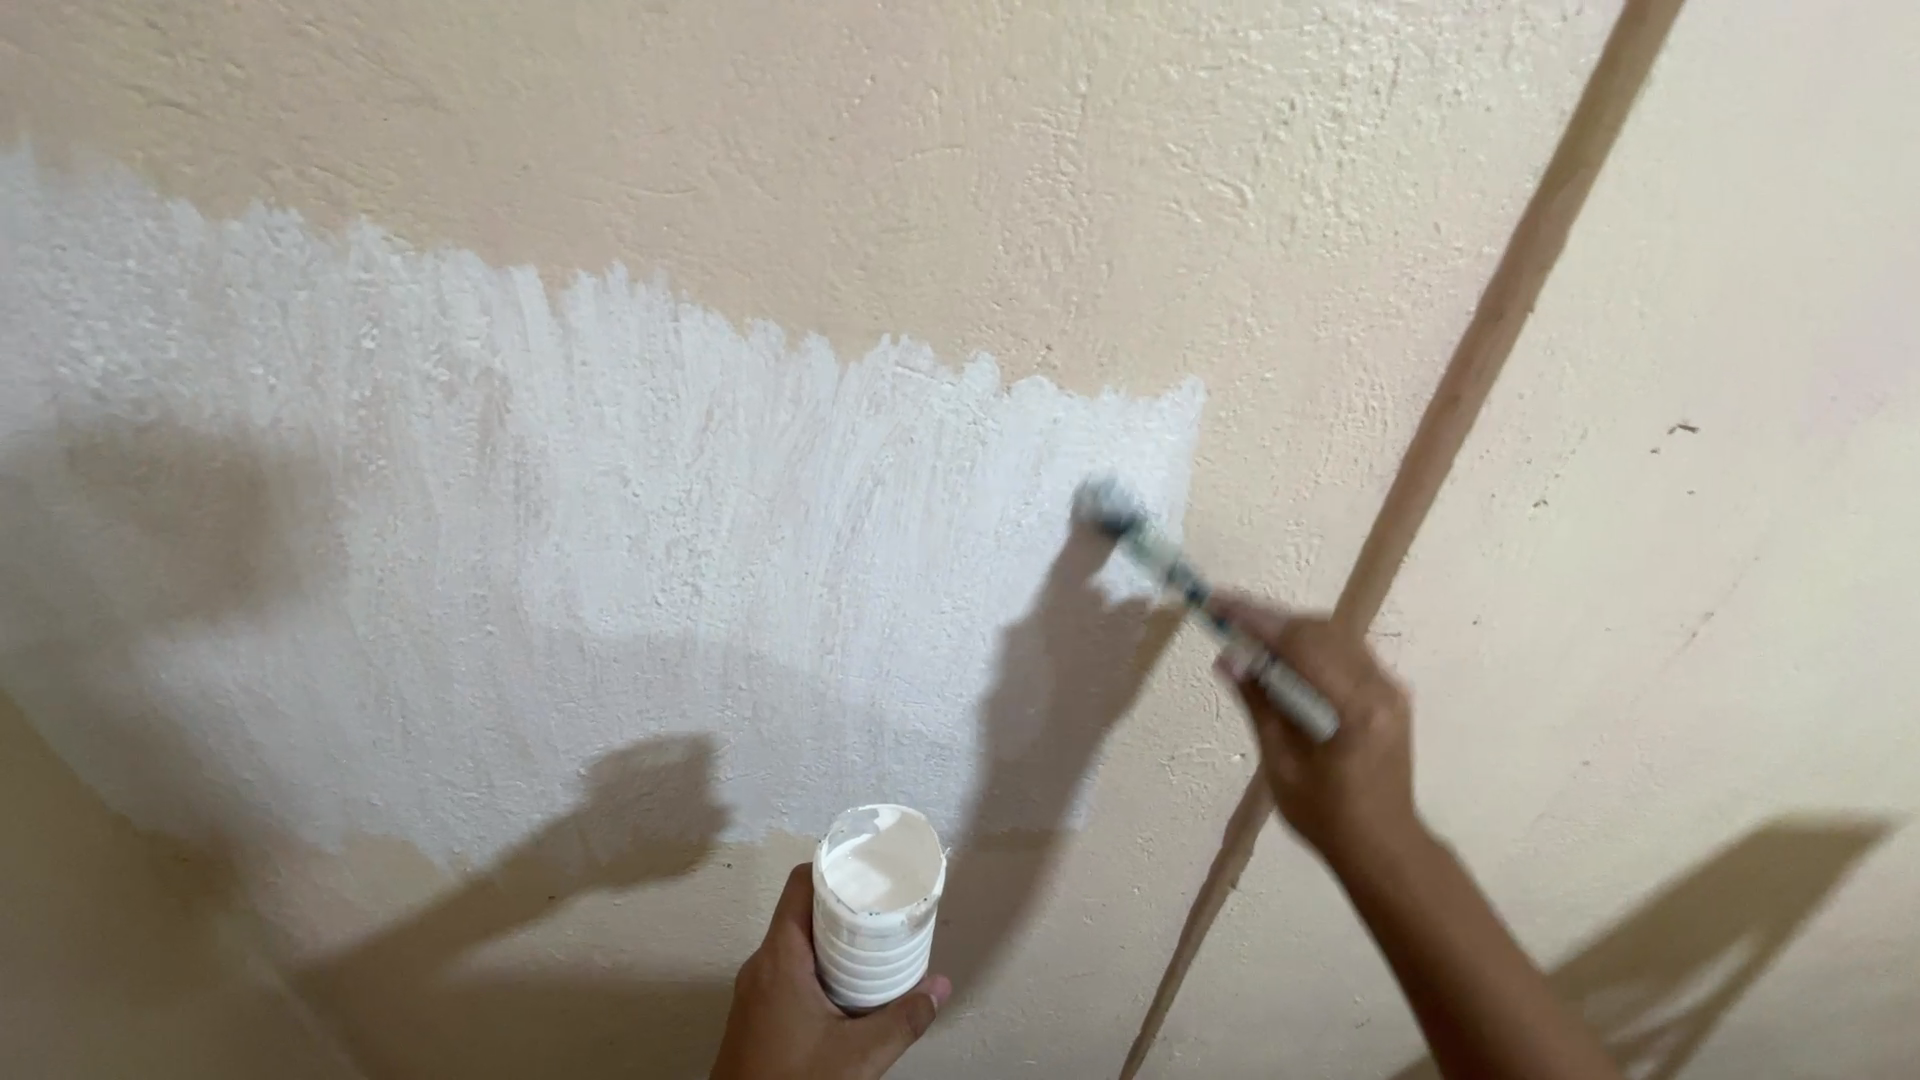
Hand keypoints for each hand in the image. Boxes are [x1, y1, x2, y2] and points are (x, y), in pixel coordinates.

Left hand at [709, 864, 951, 1079]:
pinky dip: (817, 963)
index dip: (832, 867)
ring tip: (871, 939)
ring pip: (794, 941)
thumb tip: (941, 986)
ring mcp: (754, 989)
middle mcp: (761, 964)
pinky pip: (787, 967)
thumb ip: (903, 1020)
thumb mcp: (858, 1057)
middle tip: (881, 903)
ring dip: (830, 936)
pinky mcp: (755, 1012)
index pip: (800, 884)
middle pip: (801, 910)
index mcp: (779, 957)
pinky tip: (846, 982)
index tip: (867, 866)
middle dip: (842, 904)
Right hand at [1209, 594, 1422, 864]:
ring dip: (1288, 631)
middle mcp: (1379, 687)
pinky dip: (1308, 646)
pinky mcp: (1388, 694)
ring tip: (1248, 639)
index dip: (1255, 619)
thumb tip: (1227, 658)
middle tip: (1226, 620)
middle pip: (1318, 630)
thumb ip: (1258, 703)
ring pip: (1332, 635)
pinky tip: (1281, 660)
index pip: (1300, 644)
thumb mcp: (1280, 761)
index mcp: (1353, 708)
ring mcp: (1389, 689)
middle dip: (1269, 620)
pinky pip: (1344, 652)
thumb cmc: (1324, 814)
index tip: (1218, 604)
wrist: (1383, 845)